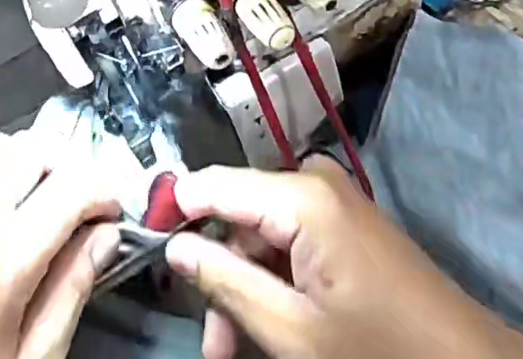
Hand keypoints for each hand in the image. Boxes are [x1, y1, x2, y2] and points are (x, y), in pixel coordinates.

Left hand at [0, 127, 122, 358]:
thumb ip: (69, 291)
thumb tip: (105, 234)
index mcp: (0, 256)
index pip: (69, 186)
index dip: (103, 192)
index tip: (116, 216)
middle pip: (31, 151)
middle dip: (69, 169)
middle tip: (84, 210)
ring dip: (26, 159)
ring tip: (42, 199)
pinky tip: (1, 207)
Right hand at [165, 158, 522, 358]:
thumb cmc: (381, 354)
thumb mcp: (292, 331)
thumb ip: (224, 281)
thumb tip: (173, 245)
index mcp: (299, 194)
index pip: (213, 185)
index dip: (173, 212)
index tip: (142, 243)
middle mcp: (312, 181)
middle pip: (238, 215)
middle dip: (217, 275)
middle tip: (208, 342)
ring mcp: (332, 200)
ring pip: (262, 235)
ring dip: (244, 287)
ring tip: (232, 350)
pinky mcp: (345, 223)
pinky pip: (291, 241)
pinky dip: (274, 282)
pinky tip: (267, 328)